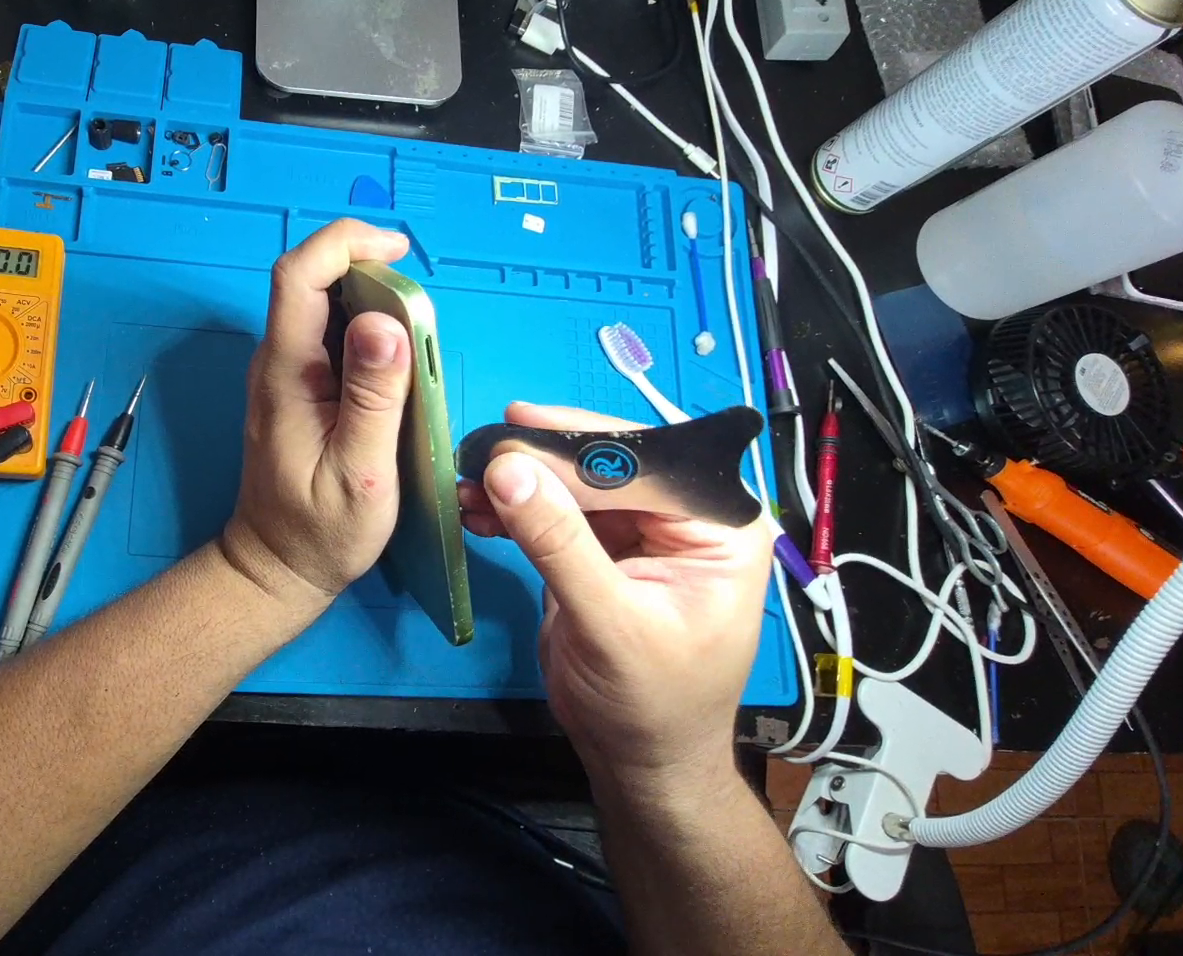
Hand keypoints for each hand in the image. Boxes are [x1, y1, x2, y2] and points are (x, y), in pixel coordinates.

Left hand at [221, 220, 414, 614]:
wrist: (277, 565)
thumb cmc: (320, 530)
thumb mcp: (359, 471)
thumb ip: (373, 397)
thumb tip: (385, 321)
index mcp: (287, 372)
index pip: (298, 275)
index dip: (345, 244)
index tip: (399, 249)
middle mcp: (278, 361)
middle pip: (311, 282)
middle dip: (366, 270)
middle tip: (421, 306)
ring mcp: (286, 374)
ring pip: (323, 307)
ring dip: (370, 301)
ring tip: (416, 336)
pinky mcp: (299, 389)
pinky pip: (330, 339)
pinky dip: (367, 331)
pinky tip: (396, 362)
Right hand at [459, 403, 770, 791]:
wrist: (635, 759)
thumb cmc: (650, 702)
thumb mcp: (608, 622)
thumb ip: (559, 543)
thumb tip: (507, 470)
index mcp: (717, 526)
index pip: (648, 462)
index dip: (580, 439)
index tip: (518, 423)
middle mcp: (680, 518)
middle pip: (604, 466)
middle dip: (540, 461)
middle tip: (480, 451)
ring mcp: (636, 532)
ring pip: (570, 486)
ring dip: (517, 484)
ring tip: (465, 483)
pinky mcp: (596, 550)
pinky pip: (551, 514)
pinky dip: (512, 511)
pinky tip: (474, 511)